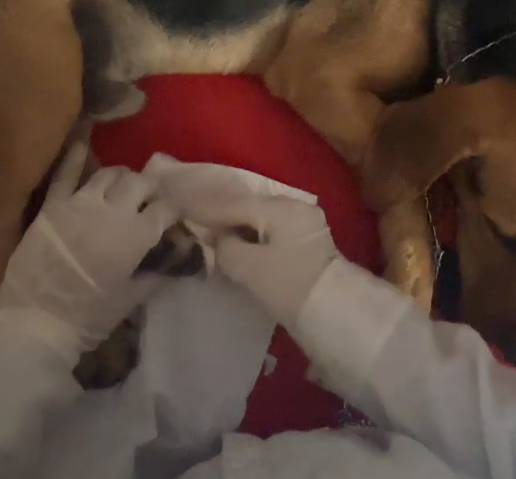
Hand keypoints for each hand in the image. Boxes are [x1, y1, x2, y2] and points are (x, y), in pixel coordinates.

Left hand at [0, 143, 181, 352]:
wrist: (35, 324)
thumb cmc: (88, 317)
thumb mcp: (132, 299)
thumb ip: (158, 274)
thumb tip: (181, 258)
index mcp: (137, 235)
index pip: (165, 208)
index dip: (170, 211)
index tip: (170, 217)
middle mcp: (113, 211)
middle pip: (139, 183)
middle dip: (147, 190)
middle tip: (144, 201)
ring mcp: (80, 205)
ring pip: (109, 174)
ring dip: (120, 177)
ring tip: (119, 186)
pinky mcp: (52, 207)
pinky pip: (64, 174)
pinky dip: (74, 157)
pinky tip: (82, 144)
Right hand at [184, 196, 341, 324]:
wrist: (333, 311)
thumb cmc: (288, 286)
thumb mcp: (249, 268)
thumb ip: (227, 247)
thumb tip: (219, 237)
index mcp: (281, 208)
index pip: (237, 204)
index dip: (208, 208)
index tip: (183, 206)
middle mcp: (296, 206)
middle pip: (251, 207)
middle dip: (225, 214)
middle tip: (197, 219)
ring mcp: (306, 221)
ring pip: (263, 218)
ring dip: (241, 225)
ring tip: (215, 231)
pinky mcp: (309, 239)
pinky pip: (274, 228)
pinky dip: (256, 234)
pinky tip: (240, 242)